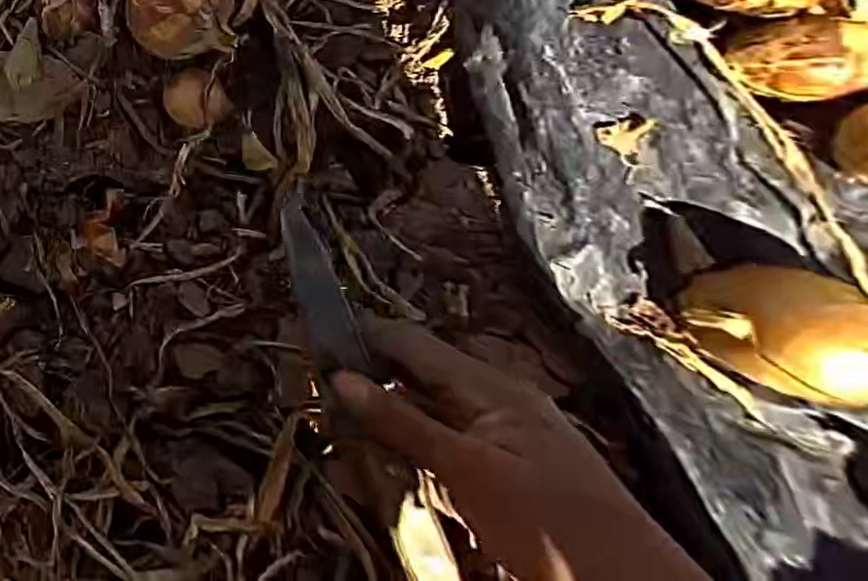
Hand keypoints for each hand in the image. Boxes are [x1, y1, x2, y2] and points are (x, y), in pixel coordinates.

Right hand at [331, 317, 709, 580]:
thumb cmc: (557, 530)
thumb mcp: (468, 473)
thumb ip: (400, 421)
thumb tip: (337, 375)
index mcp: (487, 385)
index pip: (405, 339)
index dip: (357, 336)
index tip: (309, 345)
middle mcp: (490, 403)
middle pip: (410, 378)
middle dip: (364, 388)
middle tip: (319, 404)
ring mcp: (498, 442)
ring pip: (420, 418)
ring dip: (381, 430)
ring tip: (341, 444)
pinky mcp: (502, 479)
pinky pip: (440, 454)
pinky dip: (408, 461)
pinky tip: (382, 479)